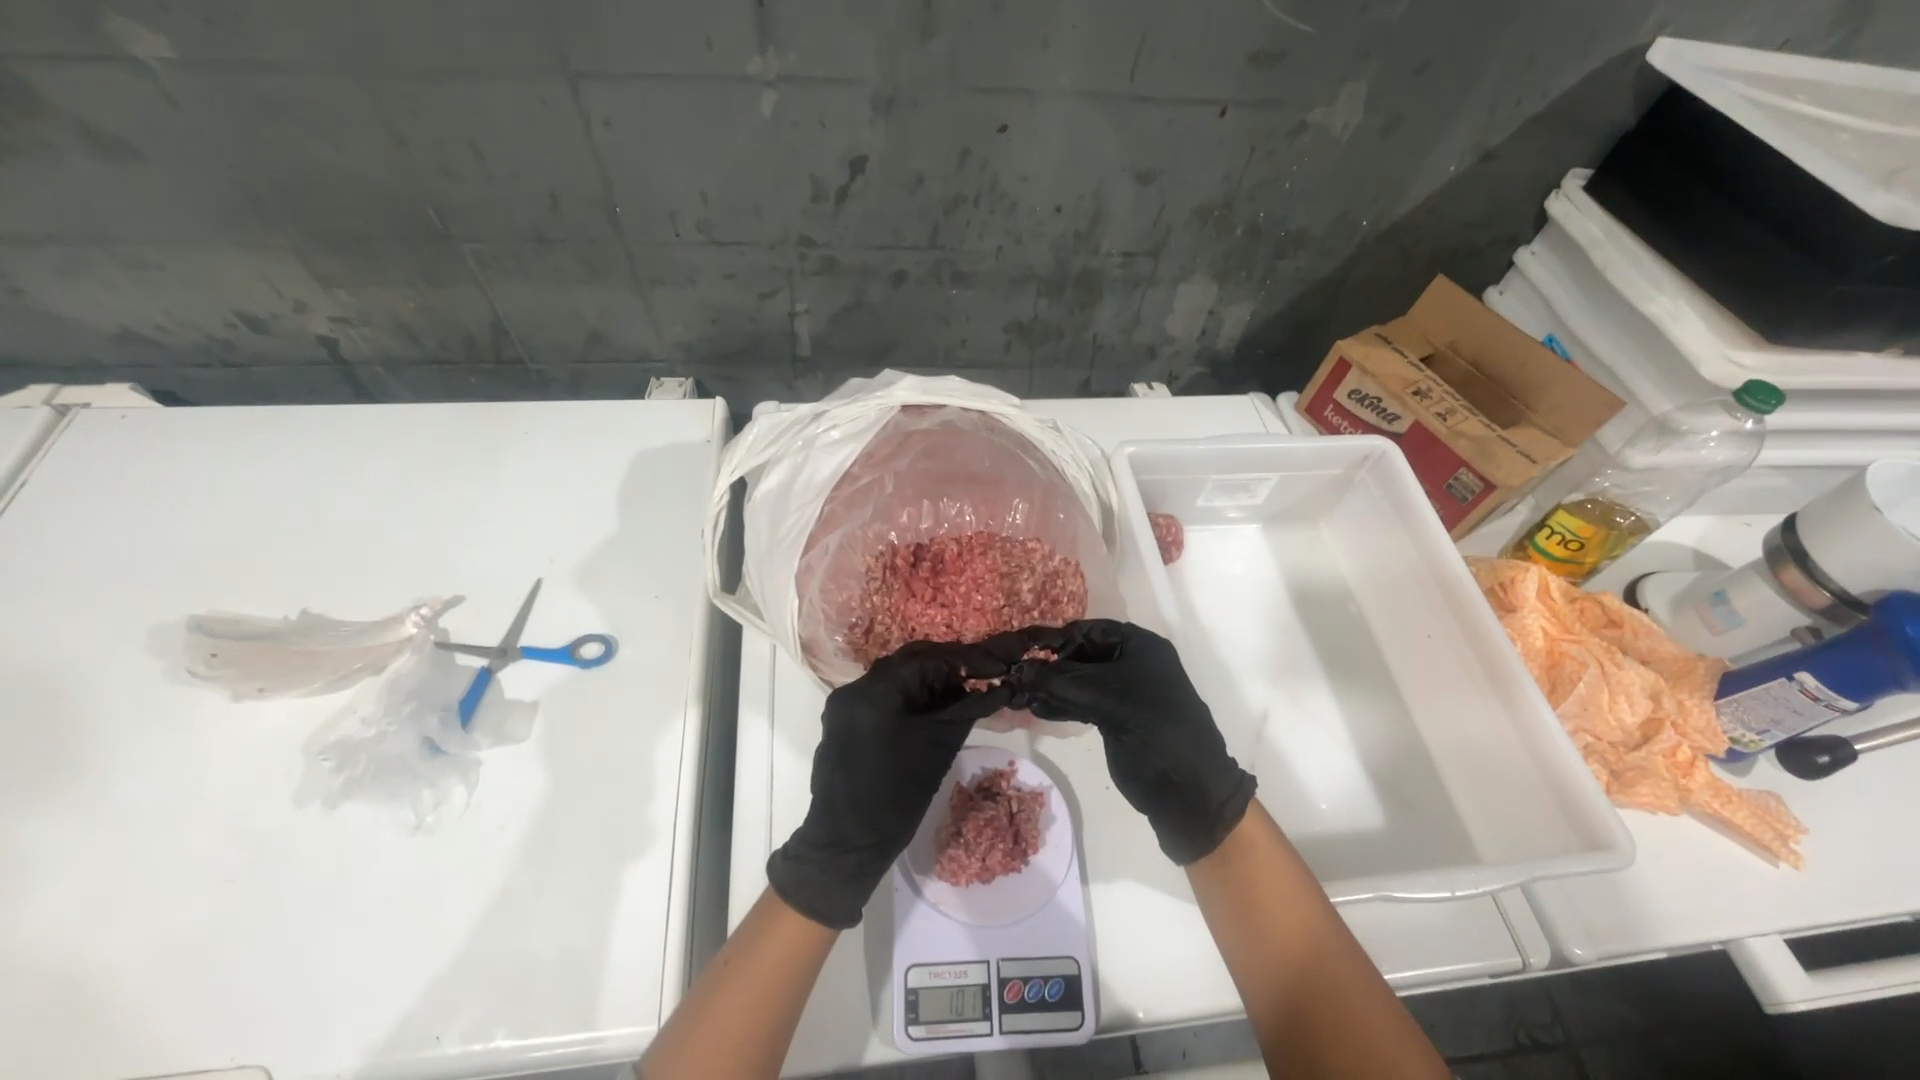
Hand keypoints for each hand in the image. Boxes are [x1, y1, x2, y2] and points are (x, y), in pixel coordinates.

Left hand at [767, 637, 1025, 928]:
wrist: (847, 842)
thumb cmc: (897, 798)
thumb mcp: (939, 748)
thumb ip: (966, 709)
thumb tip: (995, 687)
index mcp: (877, 693)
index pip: (928, 659)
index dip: (966, 660)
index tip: (996, 668)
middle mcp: (854, 688)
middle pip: (908, 661)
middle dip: (946, 665)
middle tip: (981, 674)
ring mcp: (842, 703)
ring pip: (892, 676)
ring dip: (926, 678)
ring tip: (960, 689)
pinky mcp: (840, 719)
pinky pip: (878, 694)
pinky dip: (906, 694)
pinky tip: (929, 706)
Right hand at [1017, 620, 1255, 863]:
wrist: (1186, 787)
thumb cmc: (1153, 728)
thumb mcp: (1107, 697)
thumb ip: (1061, 680)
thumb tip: (1019, 668)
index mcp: (1139, 645)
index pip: (1088, 631)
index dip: (1056, 640)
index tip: (1023, 652)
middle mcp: (1130, 663)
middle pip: (1080, 655)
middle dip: (1050, 665)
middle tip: (1015, 675)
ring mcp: (1122, 692)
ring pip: (1078, 682)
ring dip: (1050, 687)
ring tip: (1019, 694)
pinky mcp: (1113, 718)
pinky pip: (1081, 703)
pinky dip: (1060, 705)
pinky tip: (1035, 710)